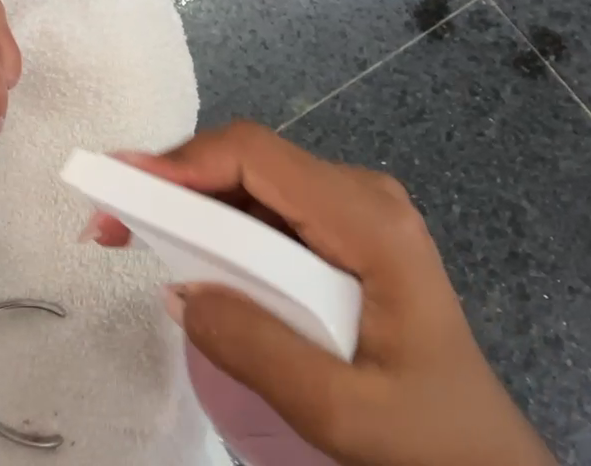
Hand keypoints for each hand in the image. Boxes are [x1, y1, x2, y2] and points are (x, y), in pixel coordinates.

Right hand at [85, 122, 555, 465]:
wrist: (483, 460)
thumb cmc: (426, 435)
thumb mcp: (342, 411)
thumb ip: (257, 349)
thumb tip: (176, 290)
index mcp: (369, 222)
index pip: (254, 155)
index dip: (180, 163)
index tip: (120, 190)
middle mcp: (357, 196)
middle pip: (239, 159)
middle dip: (166, 185)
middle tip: (107, 222)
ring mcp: (346, 211)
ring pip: (240, 179)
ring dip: (177, 203)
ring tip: (126, 234)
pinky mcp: (332, 232)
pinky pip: (253, 206)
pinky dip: (204, 222)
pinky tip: (176, 250)